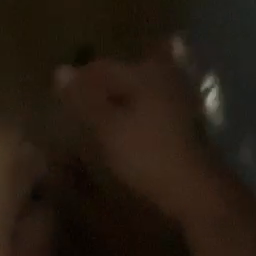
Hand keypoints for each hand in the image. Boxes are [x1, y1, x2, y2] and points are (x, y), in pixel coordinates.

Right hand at [54, 43, 228, 224]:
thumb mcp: (107, 127)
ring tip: (97, 120)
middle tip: (76, 108)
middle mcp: (164, 75)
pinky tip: (125, 128)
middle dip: (99, 88)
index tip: (60, 96)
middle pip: (123, 75)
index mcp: (145, 71)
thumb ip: (84, 98)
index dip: (79, 79)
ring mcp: (179, 97)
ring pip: (138, 91)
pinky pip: (151, 107)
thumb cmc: (147, 154)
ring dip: (118, 101)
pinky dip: (135, 113)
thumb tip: (60, 70)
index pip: (102, 66)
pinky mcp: (186, 120)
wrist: (195, 189)